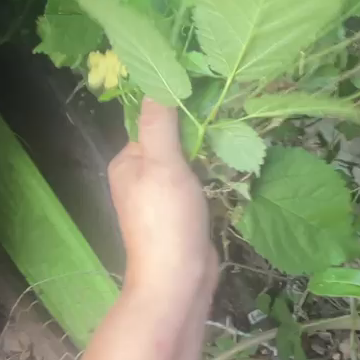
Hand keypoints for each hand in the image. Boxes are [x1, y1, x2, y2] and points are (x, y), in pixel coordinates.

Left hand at [108, 100, 217, 298]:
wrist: (179, 280)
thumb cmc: (167, 220)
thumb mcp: (162, 164)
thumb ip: (159, 123)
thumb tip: (156, 79)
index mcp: (126, 163)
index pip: (151, 121)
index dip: (176, 110)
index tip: (205, 99)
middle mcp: (138, 177)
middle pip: (170, 140)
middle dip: (196, 134)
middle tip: (224, 125)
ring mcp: (159, 197)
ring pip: (186, 162)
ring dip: (207, 155)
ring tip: (232, 146)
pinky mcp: (179, 213)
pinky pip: (195, 183)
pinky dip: (210, 176)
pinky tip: (228, 173)